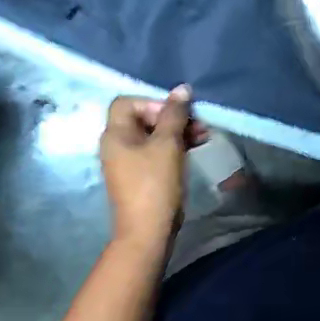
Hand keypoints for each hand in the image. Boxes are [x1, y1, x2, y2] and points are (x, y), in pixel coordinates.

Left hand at [99, 86, 207, 241]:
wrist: (148, 232)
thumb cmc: (155, 184)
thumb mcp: (168, 145)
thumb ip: (174, 115)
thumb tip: (182, 88)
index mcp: (115, 134)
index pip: (128, 102)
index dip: (153, 102)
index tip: (175, 115)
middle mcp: (116, 145)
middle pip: (143, 118)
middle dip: (172, 117)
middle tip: (199, 124)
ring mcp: (128, 162)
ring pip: (153, 136)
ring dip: (178, 131)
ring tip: (204, 135)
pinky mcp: (141, 176)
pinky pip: (156, 152)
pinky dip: (174, 146)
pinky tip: (196, 147)